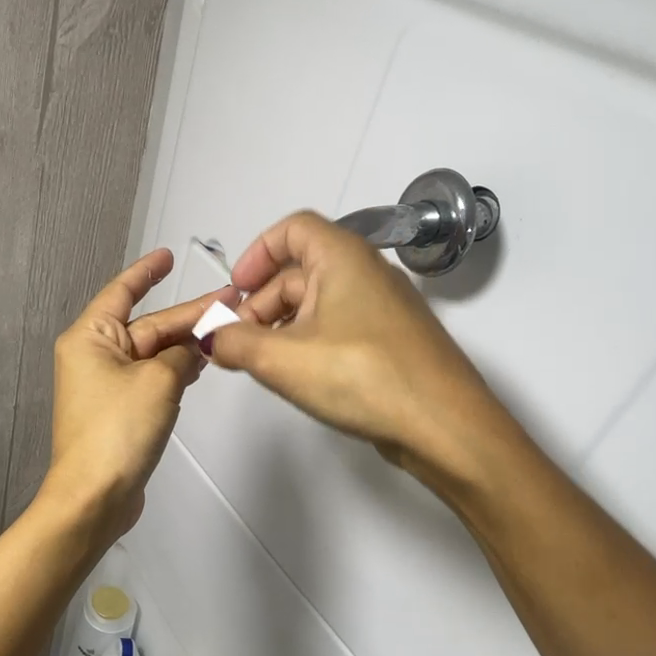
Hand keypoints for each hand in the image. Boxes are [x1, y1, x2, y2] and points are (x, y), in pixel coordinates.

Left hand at [43, 249, 230, 536]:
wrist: (95, 496)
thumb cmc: (114, 435)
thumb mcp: (159, 381)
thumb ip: (183, 354)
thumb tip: (195, 349)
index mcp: (90, 337)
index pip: (122, 291)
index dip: (147, 271)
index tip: (168, 256)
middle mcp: (93, 357)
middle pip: (147, 325)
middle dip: (187, 315)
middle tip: (230, 302)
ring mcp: (106, 386)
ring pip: (153, 354)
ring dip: (186, 344)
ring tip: (226, 331)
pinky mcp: (119, 412)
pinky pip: (152, 379)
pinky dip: (176, 371)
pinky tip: (202, 364)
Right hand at [206, 211, 522, 492]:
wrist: (444, 425)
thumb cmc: (362, 377)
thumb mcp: (282, 360)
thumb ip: (235, 343)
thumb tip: (211, 337)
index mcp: (343, 258)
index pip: (293, 230)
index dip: (257, 253)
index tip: (234, 291)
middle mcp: (366, 274)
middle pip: (300, 272)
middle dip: (260, 304)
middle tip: (234, 345)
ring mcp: (383, 310)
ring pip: (318, 304)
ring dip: (280, 328)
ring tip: (258, 366)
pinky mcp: (390, 343)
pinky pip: (337, 328)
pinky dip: (307, 343)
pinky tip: (296, 378)